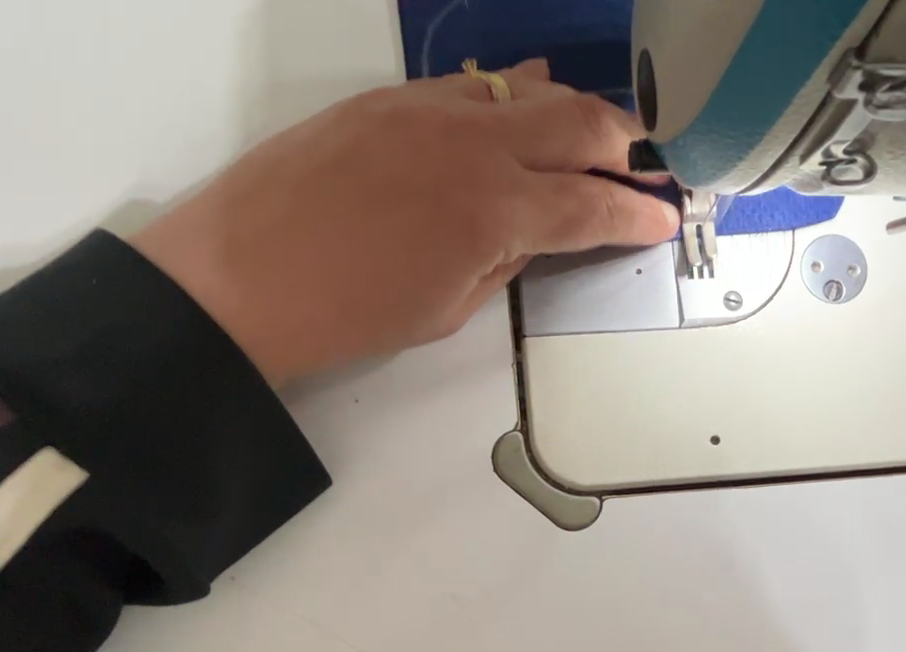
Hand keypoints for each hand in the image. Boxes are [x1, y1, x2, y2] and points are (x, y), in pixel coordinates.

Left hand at [131, 60, 678, 383]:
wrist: (242, 276)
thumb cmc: (351, 313)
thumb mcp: (450, 309)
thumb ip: (508, 261)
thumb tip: (539, 235)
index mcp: (497, 214)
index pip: (593, 208)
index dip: (637, 216)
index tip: (663, 219)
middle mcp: (478, 146)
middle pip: (581, 127)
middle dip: (625, 148)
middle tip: (644, 169)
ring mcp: (433, 110)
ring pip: (534, 92)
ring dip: (577, 114)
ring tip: (598, 136)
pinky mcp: (393, 97)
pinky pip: (475, 85)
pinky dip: (514, 96)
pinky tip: (525, 104)